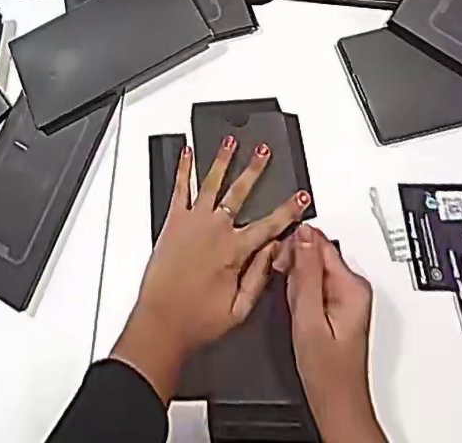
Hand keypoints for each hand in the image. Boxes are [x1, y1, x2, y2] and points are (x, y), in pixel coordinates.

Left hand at [112, 135, 311, 401]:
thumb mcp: (240, 309)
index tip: (300, 197)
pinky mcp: (173, 221)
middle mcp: (214, 230)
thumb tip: (272, 251)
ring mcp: (192, 221)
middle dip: (255, 169)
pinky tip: (187, 153)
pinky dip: (183, 169)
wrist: (161, 320)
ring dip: (222, 160)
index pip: (269, 225)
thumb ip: (259, 276)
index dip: (288, 210)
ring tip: (230, 142)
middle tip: (264, 152)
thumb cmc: (197, 318)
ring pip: (210, 182)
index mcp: (234, 251)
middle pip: (240, 192)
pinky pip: (179, 188)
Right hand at [277, 225, 385, 442]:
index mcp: (352, 286)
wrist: (336, 403)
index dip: (293, 247)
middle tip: (289, 290)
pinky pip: (311, 279)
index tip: (282, 261)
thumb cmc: (327, 371)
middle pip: (314, 250)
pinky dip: (299, 289)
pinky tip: (298, 306)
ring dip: (295, 278)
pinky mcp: (337, 300)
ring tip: (295, 303)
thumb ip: (305, 272)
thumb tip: (303, 234)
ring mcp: (345, 293)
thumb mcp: (309, 317)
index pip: (317, 241)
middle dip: (294, 264)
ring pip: (310, 264)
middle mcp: (353, 286)